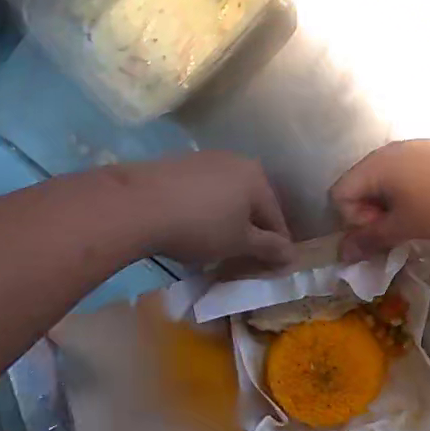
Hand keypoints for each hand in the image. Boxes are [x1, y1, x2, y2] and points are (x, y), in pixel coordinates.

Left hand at [108, 152, 293, 267]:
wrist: (137, 205)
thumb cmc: (200, 226)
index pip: (277, 219)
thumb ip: (270, 248)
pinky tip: (191, 229)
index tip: (268, 270)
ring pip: (228, 198)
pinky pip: (204, 193)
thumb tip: (293, 255)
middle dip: (250, 234)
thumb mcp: (239, 243)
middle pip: (253, 206)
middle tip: (242, 260)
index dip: (276, 248)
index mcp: (257, 178)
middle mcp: (236, 161)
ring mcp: (205, 160)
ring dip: (227, 223)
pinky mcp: (178, 165)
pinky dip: (205, 212)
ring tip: (215, 248)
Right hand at [329, 140, 429, 260]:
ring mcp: (411, 147)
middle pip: (360, 186)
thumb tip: (342, 254)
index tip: (383, 231)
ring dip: (392, 205)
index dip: (353, 220)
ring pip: (385, 181)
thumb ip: (370, 239)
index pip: (339, 195)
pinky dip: (409, 193)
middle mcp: (387, 150)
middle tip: (399, 230)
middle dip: (372, 214)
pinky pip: (405, 173)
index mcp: (374, 165)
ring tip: (419, 220)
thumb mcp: (405, 226)